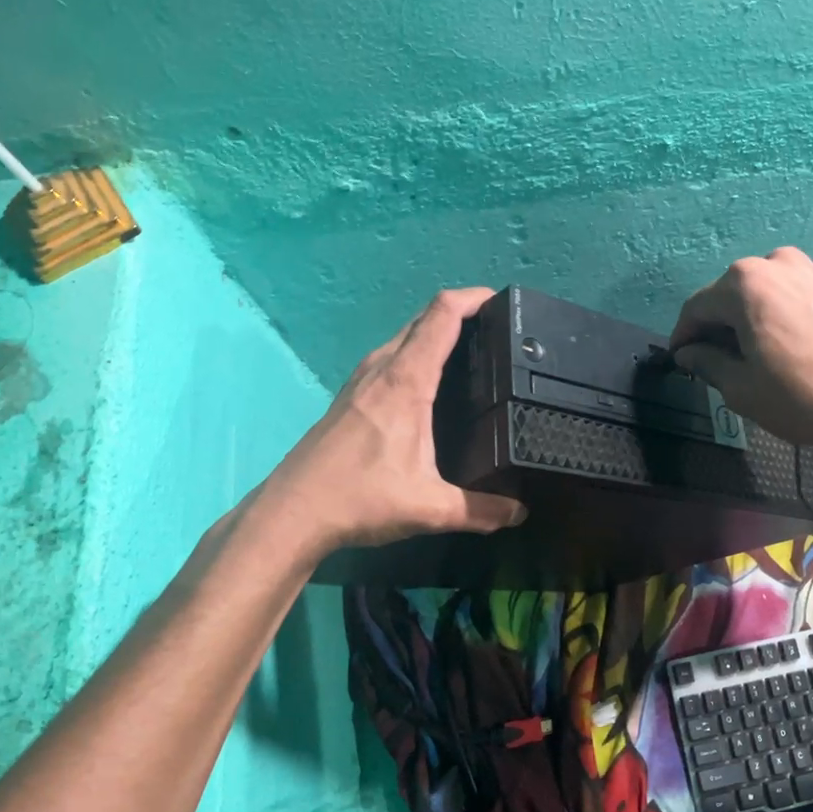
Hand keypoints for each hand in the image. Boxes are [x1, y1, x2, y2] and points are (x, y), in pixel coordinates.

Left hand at [228, 289, 526, 562]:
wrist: (292, 513)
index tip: (502, 300)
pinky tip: (430, 384)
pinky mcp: (349, 395)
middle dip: (461, 313)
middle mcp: (382, 368)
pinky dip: (416, 352)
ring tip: (471, 353)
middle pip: (424, 318)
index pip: (442, 315)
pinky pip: (391, 356)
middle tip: (498, 331)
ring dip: (435, 332)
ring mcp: (361, 379)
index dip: (473, 298)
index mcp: (406, 380)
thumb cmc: (360, 499)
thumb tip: (520, 512)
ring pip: (404, 337)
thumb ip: (480, 510)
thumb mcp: (429, 508)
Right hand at [669, 247, 812, 453]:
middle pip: (725, 296)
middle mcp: (773, 263)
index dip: (683, 337)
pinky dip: (768, 318)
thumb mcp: (741, 387)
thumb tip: (688, 353)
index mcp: (744, 282)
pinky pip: (781, 297)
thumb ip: (706, 363)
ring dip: (741, 323)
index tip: (679, 363)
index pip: (696, 308)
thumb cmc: (801, 397)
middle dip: (714, 329)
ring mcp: (805, 269)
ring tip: (745, 361)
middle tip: (712, 366)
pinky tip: (774, 350)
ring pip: (754, 296)